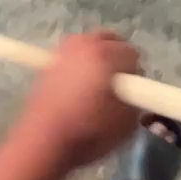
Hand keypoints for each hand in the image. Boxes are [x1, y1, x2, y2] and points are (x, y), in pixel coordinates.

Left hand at [9, 31, 141, 170]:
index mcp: (106, 56)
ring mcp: (63, 51)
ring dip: (97, 55)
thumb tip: (135, 94)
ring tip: (99, 82)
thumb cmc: (89, 133)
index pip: (133, 53)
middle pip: (110, 38)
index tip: (134, 90)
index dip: (136, 73)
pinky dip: (79, 62)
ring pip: (88, 43)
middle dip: (118, 55)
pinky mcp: (48, 63)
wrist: (44, 141)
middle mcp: (84, 45)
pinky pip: (71, 54)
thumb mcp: (127, 123)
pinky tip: (79, 84)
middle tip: (119, 81)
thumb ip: (137, 101)